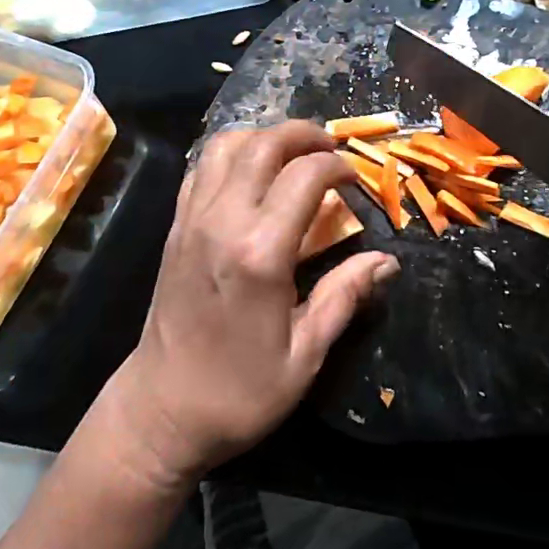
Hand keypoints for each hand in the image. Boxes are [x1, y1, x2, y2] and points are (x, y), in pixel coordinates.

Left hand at [101, 122, 396, 486]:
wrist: (160, 413)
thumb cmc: (240, 391)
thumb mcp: (306, 353)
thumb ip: (346, 295)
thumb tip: (388, 261)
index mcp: (261, 253)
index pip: (305, 175)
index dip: (338, 166)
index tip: (356, 180)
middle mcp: (222, 222)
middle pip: (264, 145)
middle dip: (305, 135)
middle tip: (332, 150)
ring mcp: (192, 220)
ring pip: (226, 145)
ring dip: (266, 138)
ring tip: (294, 155)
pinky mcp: (175, 228)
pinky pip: (202, 168)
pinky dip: (233, 155)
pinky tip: (254, 176)